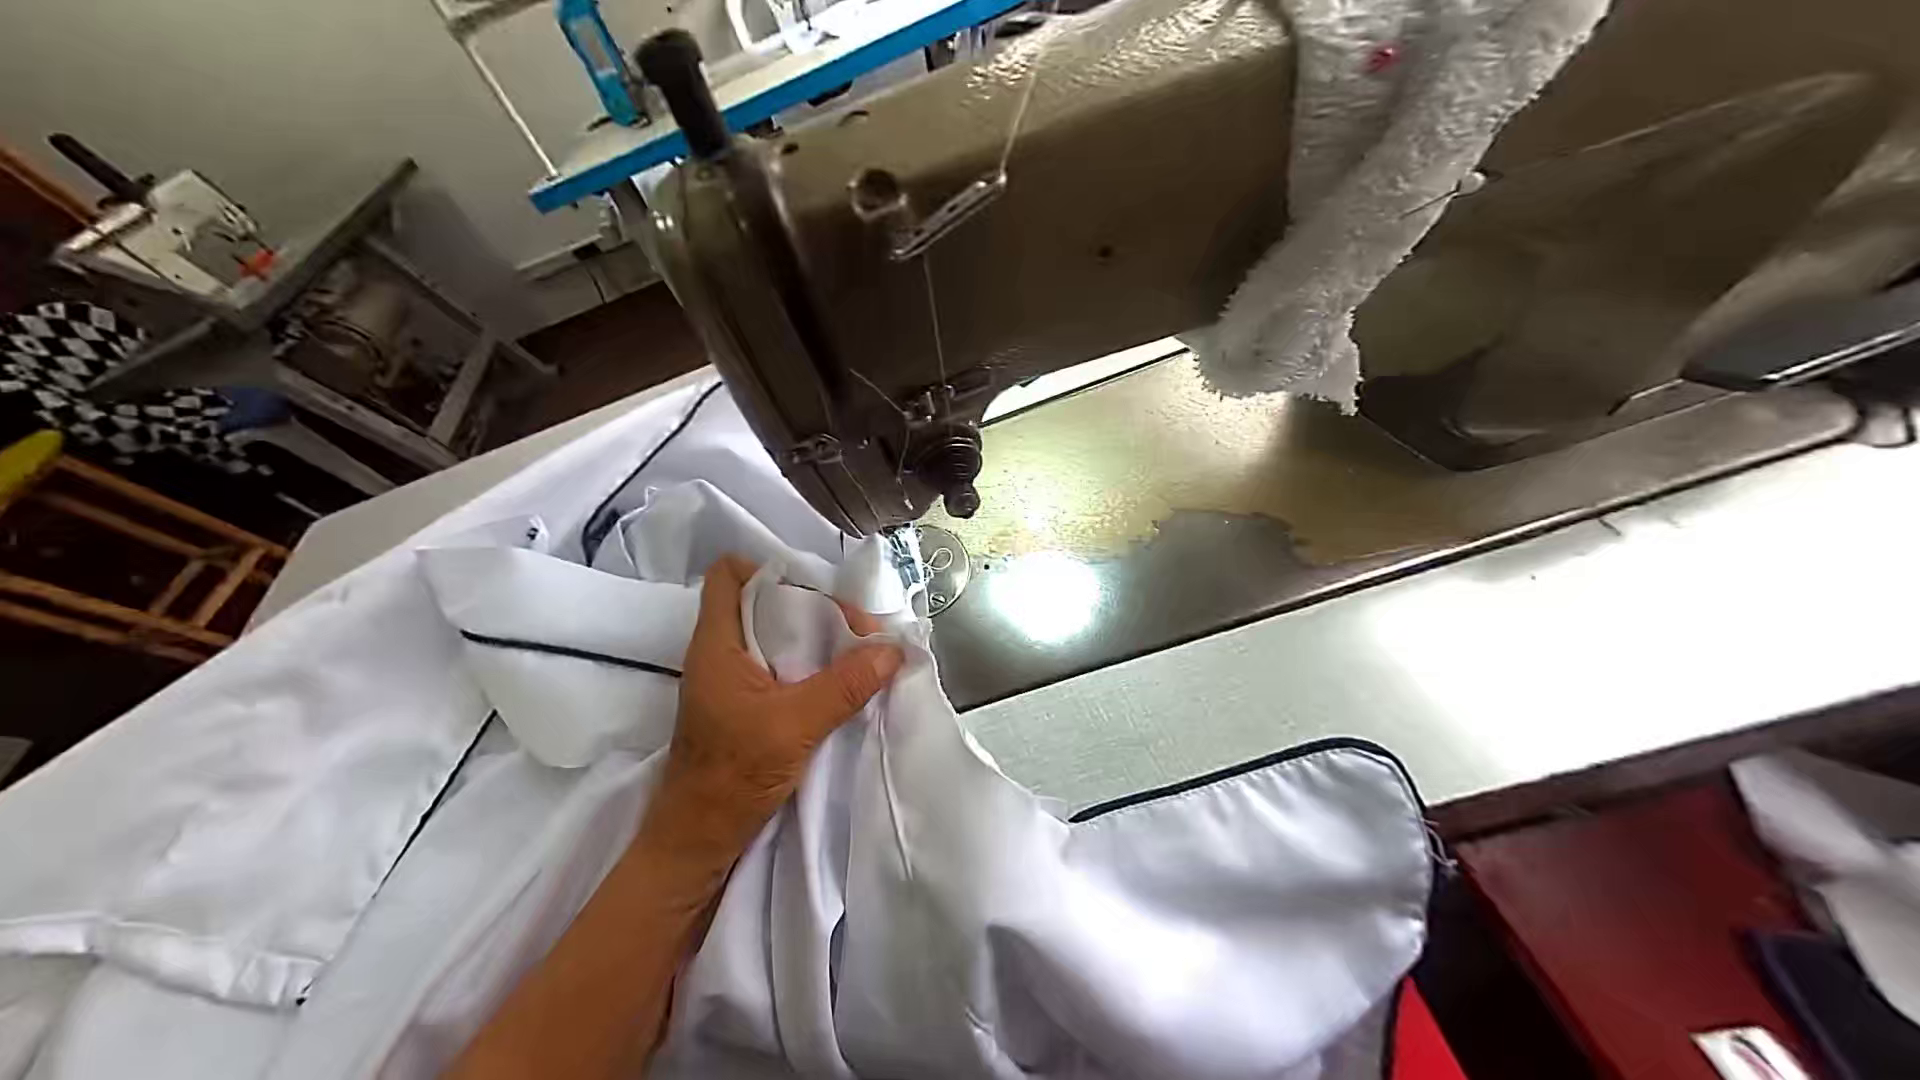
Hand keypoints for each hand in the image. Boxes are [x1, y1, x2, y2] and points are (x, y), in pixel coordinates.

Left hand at [648, 554, 903, 861]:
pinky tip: (841, 676)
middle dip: (811, 604)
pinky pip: (781, 662)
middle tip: (853, 627)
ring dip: (815, 635)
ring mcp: (732, 677)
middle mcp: (721, 651)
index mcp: (717, 643)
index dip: (769, 569)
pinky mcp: (746, 702)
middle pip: (763, 599)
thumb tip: (892, 649)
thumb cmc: (732, 776)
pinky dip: (811, 661)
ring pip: (774, 632)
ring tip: (856, 649)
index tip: (816, 591)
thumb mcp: (795, 726)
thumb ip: (845, 685)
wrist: (700, 839)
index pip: (728, 574)